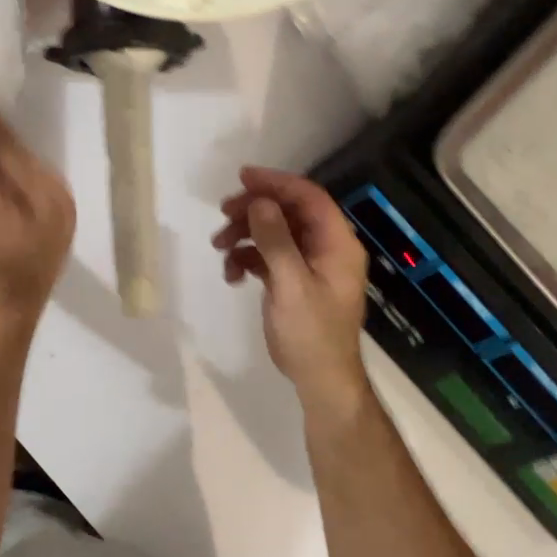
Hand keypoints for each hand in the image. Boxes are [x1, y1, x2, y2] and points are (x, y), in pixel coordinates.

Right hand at [213, 167, 370, 413]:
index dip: (277, 183)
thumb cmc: (312, 332)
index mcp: (336, 243)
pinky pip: (266, 255)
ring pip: (273, 231)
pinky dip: (246, 259)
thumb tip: (259, 201)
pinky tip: (231, 275)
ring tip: (219, 247)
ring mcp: (307, 263)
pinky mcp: (291, 280)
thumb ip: (275, 240)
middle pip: (287, 211)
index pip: (309, 197)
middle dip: (253, 209)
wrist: (319, 379)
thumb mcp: (291, 284)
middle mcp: (324, 247)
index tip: (243, 178)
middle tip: (223, 213)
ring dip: (244, 234)